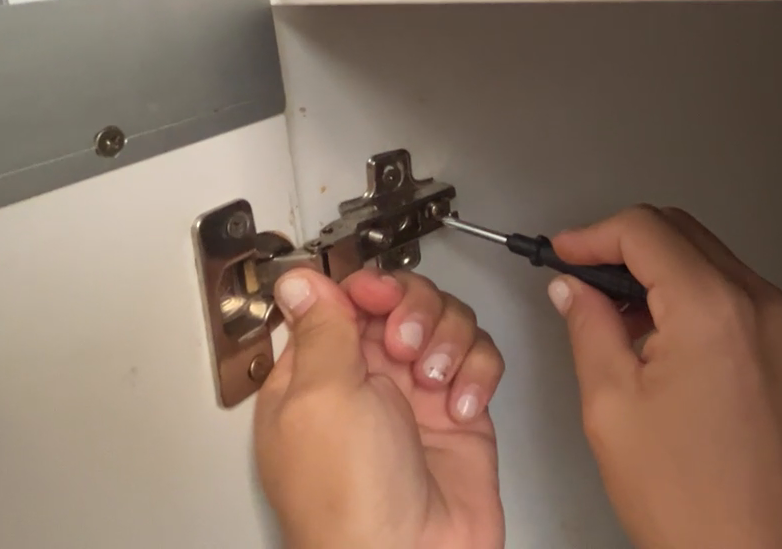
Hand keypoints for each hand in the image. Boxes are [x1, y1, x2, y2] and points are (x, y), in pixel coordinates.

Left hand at [254, 267, 505, 548]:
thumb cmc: (352, 500)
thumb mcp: (321, 400)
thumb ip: (320, 328)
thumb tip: (299, 280)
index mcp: (319, 373)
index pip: (346, 296)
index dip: (370, 286)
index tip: (381, 298)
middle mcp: (369, 376)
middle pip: (404, 298)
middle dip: (417, 310)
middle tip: (410, 346)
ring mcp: (418, 391)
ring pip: (448, 319)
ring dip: (450, 341)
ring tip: (437, 382)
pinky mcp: (461, 405)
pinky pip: (482, 356)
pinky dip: (478, 373)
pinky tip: (462, 406)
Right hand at [549, 206, 781, 548]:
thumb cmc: (689, 500)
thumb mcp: (612, 406)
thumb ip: (589, 326)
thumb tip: (573, 287)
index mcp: (712, 306)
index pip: (645, 230)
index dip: (594, 234)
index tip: (563, 252)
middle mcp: (755, 299)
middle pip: (679, 230)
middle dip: (624, 242)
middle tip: (580, 272)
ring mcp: (777, 318)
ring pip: (704, 253)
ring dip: (655, 264)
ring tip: (612, 305)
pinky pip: (727, 286)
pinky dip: (686, 288)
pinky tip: (655, 326)